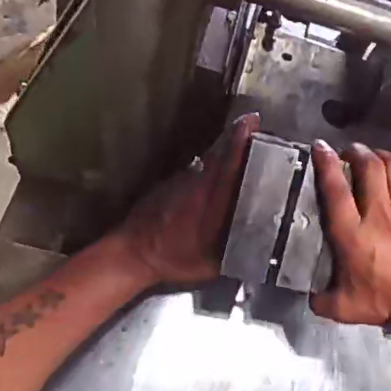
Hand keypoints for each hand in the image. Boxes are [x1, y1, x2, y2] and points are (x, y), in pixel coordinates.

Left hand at [113, 113, 259, 286]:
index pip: (227, 167)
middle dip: (237, 138)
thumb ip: (234, 254)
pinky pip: (197, 171)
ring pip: (208, 161)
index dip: (240, 143)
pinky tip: (218, 171)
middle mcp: (196, 188)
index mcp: (208, 205)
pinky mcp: (170, 185)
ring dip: (224, 151)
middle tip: (254, 125)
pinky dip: (210, 166)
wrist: (132, 253)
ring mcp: (180, 183)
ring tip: (243, 143)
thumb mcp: (210, 266)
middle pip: (219, 155)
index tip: (251, 123)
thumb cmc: (172, 261)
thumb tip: (259, 251)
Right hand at [311, 141, 390, 325]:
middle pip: (367, 166)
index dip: (327, 164)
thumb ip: (322, 301)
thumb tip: (311, 297)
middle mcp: (376, 212)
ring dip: (379, 155)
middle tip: (347, 151)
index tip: (320, 147)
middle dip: (355, 151)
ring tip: (371, 156)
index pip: (336, 188)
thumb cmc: (385, 300)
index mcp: (351, 233)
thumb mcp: (344, 308)